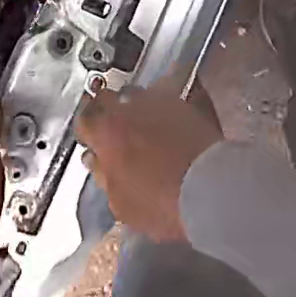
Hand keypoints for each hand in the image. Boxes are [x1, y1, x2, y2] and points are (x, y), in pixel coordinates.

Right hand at [74, 76, 222, 241]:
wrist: (211, 188)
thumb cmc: (161, 201)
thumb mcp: (121, 202)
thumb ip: (105, 176)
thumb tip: (98, 162)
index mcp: (106, 131)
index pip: (84, 119)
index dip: (87, 131)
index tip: (92, 141)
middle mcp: (128, 107)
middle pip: (106, 97)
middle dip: (106, 110)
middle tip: (113, 129)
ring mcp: (157, 100)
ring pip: (136, 94)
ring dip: (134, 106)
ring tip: (141, 124)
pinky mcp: (183, 101)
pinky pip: (165, 94)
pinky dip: (161, 105)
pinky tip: (167, 120)